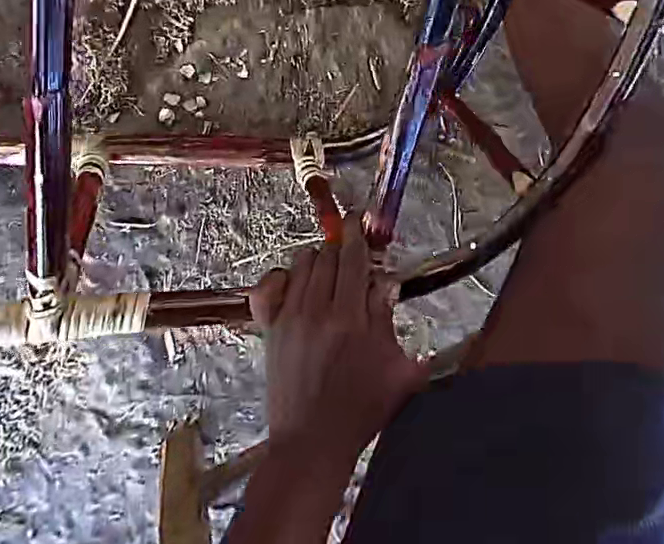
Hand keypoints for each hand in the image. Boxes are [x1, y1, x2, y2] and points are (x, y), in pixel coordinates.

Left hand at [248, 216, 424, 465]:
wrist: (311, 444)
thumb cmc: (361, 409)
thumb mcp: (395, 369)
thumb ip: (389, 318)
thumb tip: (384, 281)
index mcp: (351, 319)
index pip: (352, 257)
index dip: (356, 232)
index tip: (359, 219)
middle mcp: (317, 311)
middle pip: (328, 255)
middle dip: (342, 247)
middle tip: (352, 257)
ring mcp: (289, 318)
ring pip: (302, 263)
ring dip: (318, 260)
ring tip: (330, 274)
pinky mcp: (270, 329)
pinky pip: (269, 285)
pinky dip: (282, 276)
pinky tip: (296, 284)